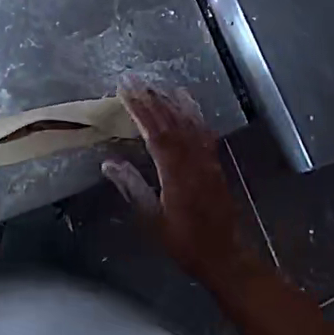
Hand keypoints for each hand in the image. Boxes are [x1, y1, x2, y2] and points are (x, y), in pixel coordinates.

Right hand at [101, 79, 259, 288]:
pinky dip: (192, 112)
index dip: (139, 107)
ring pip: (187, 121)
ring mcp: (206, 158)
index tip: (125, 89)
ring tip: (155, 84)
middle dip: (151, 97)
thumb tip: (108, 163)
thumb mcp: (152, 219)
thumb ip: (132, 188)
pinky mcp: (214, 162)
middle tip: (134, 79)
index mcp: (175, 171)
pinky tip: (186, 102)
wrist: (225, 255)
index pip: (154, 131)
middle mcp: (193, 158)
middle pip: (171, 120)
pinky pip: (202, 129)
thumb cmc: (185, 242)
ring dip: (170, 100)